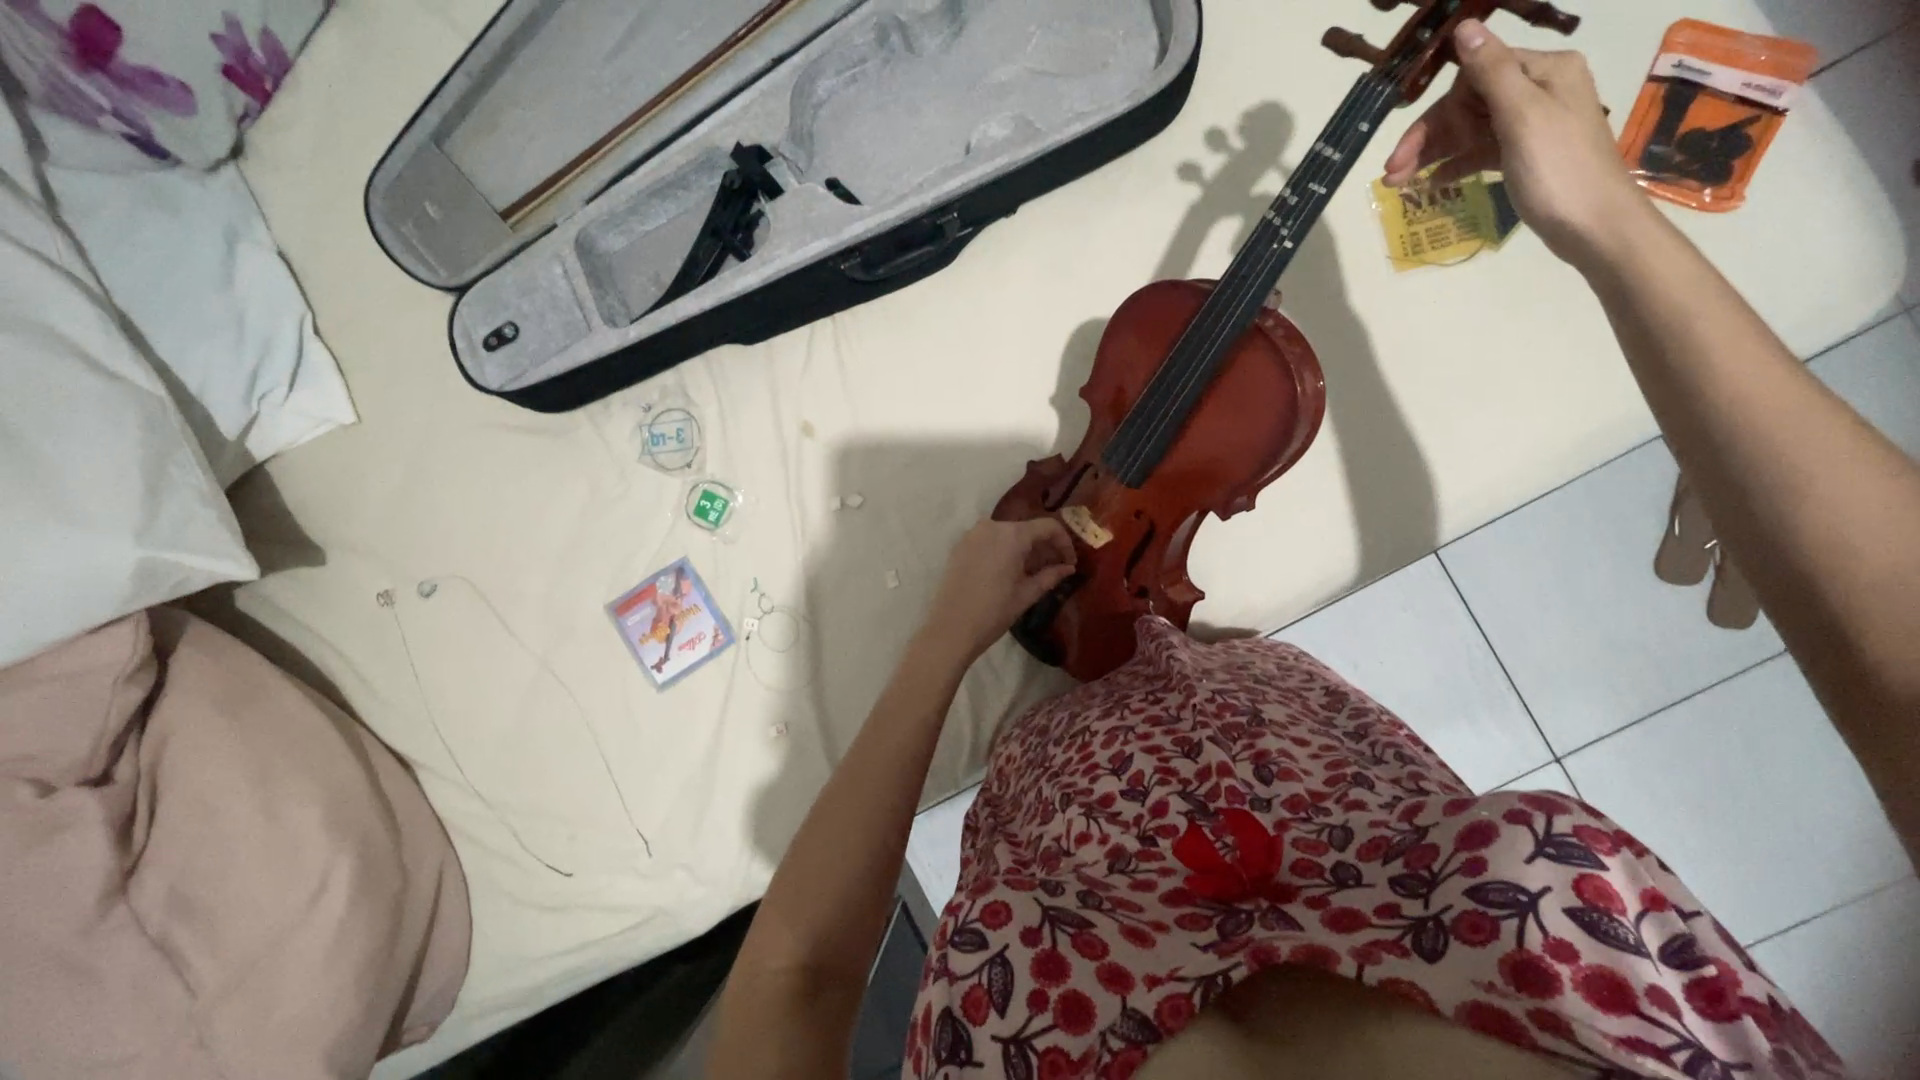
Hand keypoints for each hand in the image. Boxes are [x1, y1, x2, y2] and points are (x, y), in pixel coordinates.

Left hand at [917, 518, 1077, 665]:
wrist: (950, 628)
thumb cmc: (993, 612)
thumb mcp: (1026, 594)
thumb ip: (1050, 576)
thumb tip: (1068, 568)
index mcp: (1012, 535)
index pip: (1048, 527)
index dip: (1064, 543)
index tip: (1070, 562)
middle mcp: (992, 526)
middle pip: (1027, 529)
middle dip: (1044, 547)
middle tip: (1054, 569)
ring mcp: (972, 534)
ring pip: (1008, 534)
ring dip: (1024, 549)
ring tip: (1032, 573)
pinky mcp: (960, 546)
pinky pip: (990, 540)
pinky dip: (1004, 550)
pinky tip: (1008, 572)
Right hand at [1382, 19, 1651, 268]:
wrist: (1594, 225)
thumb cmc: (1558, 168)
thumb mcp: (1522, 115)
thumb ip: (1492, 71)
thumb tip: (1464, 25)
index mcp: (1544, 71)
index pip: (1474, 76)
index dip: (1438, 111)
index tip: (1407, 149)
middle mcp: (1539, 90)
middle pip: (1468, 105)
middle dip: (1429, 137)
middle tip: (1392, 174)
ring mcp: (1531, 124)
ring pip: (1470, 130)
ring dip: (1433, 154)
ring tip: (1398, 184)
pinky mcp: (1525, 155)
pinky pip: (1481, 151)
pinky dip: (1455, 164)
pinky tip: (1430, 183)